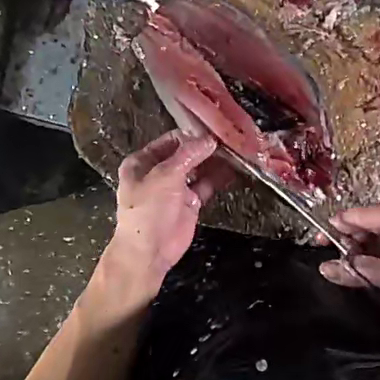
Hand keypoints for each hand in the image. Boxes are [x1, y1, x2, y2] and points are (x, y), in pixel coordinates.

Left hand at [104, 130, 233, 287]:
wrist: (149, 250)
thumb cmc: (148, 209)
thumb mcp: (165, 175)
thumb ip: (188, 154)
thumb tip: (209, 140)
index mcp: (142, 162)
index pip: (171, 141)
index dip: (192, 135)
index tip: (214, 129)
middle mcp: (158, 172)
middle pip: (186, 154)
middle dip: (206, 148)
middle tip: (230, 139)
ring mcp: (175, 188)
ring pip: (198, 169)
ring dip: (215, 161)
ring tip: (237, 151)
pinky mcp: (189, 203)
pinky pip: (206, 185)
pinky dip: (218, 178)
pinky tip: (234, 169)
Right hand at [318, 195, 379, 326]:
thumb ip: (365, 271)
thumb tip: (329, 266)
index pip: (362, 215)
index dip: (337, 230)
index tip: (316, 245)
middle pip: (369, 224)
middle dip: (349, 244)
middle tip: (331, 266)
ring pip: (378, 236)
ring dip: (362, 254)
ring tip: (345, 272)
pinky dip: (377, 258)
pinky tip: (365, 273)